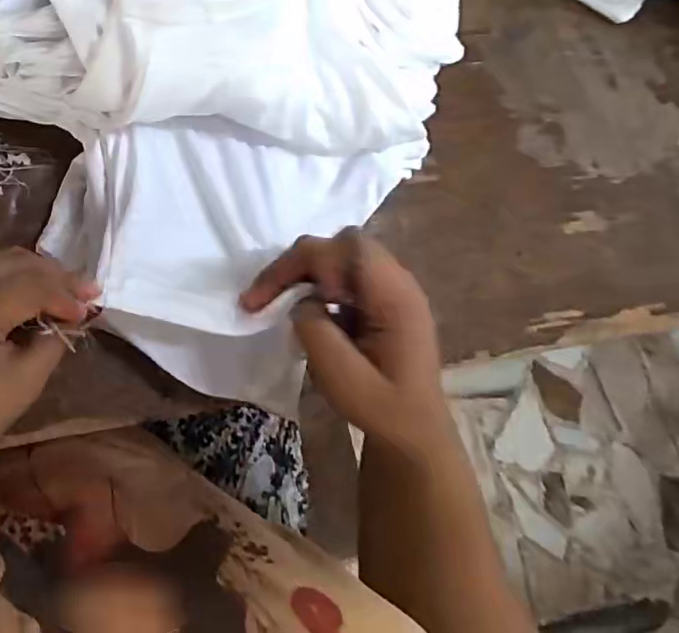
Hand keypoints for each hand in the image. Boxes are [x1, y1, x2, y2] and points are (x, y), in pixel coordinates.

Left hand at [0, 248, 97, 486]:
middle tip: (89, 292)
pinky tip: (40, 296)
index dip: (66, 295)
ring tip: (69, 292)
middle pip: (19, 262)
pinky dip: (19, 280)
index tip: (93, 308)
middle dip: (57, 275)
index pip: (32, 285)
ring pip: (4, 262)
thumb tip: (77, 315)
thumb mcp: (24, 382)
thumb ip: (53, 341)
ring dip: (38, 273)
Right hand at [240, 228, 446, 450]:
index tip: (290, 298)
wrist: (414, 435)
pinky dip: (312, 281)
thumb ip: (314, 329)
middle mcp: (396, 282)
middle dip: (298, 262)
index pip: (351, 248)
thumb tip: (300, 301)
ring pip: (336, 254)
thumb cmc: (383, 411)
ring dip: (301, 271)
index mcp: (396, 297)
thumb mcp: (343, 379)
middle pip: (340, 244)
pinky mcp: (376, 298)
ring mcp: (388, 288)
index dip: (313, 261)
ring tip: (275, 301)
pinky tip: (302, 309)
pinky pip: (339, 272)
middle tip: (264, 296)